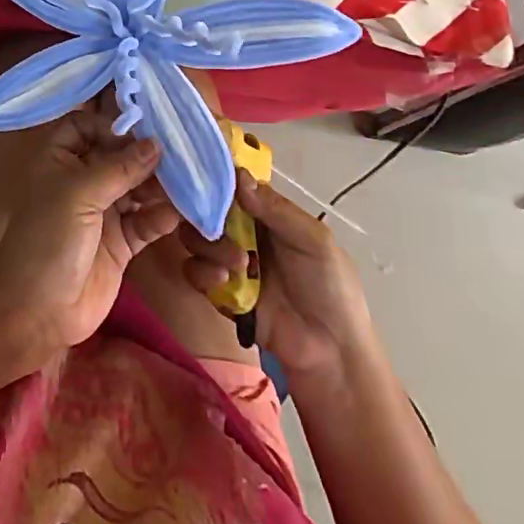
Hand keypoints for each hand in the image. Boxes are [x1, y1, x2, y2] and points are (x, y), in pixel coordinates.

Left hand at [0, 109, 179, 349]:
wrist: (40, 312)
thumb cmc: (49, 241)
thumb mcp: (78, 195)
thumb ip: (118, 168)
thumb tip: (156, 144)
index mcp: (58, 162)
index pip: (82, 127)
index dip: (107, 126)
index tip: (139, 133)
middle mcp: (81, 182)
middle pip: (117, 156)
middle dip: (145, 155)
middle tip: (181, 154)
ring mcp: (102, 213)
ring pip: (136, 188)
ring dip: (160, 185)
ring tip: (187, 182)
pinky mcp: (121, 243)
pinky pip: (146, 221)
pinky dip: (162, 216)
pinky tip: (182, 213)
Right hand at [181, 169, 378, 378]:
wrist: (329, 349)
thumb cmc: (330, 286)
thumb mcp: (313, 240)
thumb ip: (275, 209)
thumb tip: (238, 174)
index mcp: (266, 214)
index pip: (232, 187)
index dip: (214, 180)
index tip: (200, 177)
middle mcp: (242, 232)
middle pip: (205, 210)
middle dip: (207, 217)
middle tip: (220, 230)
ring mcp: (228, 261)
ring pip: (195, 238)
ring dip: (210, 247)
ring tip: (237, 266)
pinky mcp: (217, 290)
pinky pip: (193, 271)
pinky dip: (203, 273)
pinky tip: (223, 283)